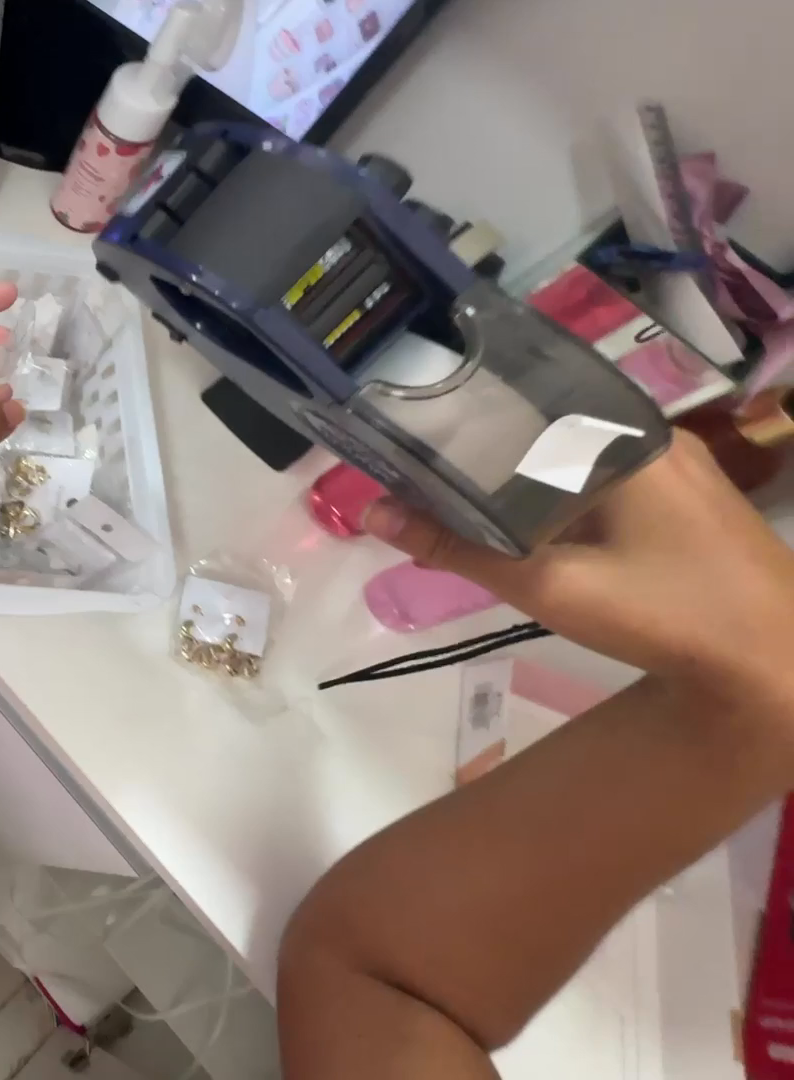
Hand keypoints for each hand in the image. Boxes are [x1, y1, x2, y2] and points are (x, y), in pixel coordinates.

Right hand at [362, 434, 793, 699]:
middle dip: (473, 458)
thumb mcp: (541, 584)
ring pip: (561, 461)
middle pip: (538, 435)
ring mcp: (670, 472)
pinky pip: (587, 482)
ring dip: (506, 482)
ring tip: (446, 503)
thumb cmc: (662, 614)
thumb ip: (454, 546)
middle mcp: (650, 443)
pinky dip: (540, 498)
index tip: (402, 441)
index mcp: (626, 443)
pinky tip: (509, 525)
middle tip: (412, 480)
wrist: (778, 669)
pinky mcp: (677, 501)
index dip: (457, 423)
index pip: (521, 409)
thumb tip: (371, 513)